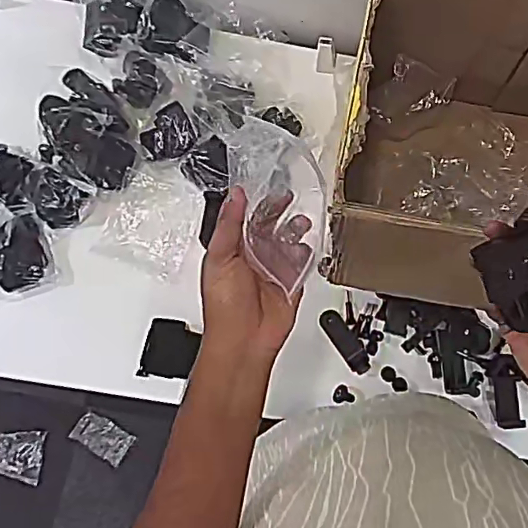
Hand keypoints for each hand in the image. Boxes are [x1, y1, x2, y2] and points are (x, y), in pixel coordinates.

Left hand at [200, 187, 302, 367]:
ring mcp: (274, 270)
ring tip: (300, 224)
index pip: (247, 217)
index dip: (257, 202)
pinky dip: (307, 255)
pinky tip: (306, 248)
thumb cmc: (224, 307)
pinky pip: (303, 264)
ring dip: (296, 231)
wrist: (244, 340)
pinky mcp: (292, 283)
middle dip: (280, 212)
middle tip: (289, 198)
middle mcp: (254, 257)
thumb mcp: (220, 258)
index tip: (267, 187)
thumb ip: (229, 225)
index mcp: (234, 248)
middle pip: (271, 226)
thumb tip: (235, 196)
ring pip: (289, 242)